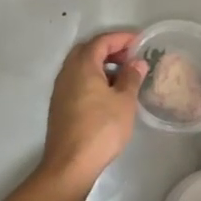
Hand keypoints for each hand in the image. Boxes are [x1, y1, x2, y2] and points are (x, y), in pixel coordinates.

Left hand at [38, 32, 145, 188]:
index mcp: (82, 65)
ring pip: (80, 66)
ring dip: (101, 65)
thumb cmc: (101, 128)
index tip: (140, 41)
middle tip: (130, 58)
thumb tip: (137, 62)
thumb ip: (131, 78)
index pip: (101, 41)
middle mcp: (67, 72)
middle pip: (87, 50)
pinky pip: (77, 81)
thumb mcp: (124, 101)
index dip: (121, 38)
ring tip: (123, 76)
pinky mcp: (59, 105)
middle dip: (109, 49)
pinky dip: (92, 78)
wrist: (71, 163)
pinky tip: (107, 93)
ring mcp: (60, 89)